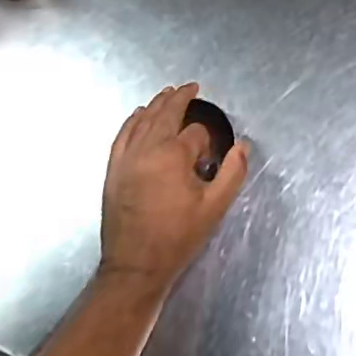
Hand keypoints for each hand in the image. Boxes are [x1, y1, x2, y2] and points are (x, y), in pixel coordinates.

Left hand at [99, 83, 249, 289]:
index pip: (195, 132)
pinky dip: (132, 120)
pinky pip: (122, 134)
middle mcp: (147, 148)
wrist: (134, 268)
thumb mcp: (214, 208)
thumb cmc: (177, 237)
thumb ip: (233, 173)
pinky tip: (139, 114)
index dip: (206, 142)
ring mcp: (127, 157)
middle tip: (191, 87)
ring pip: (143, 119)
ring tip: (168, 93)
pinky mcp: (113, 169)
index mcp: (173, 155)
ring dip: (158, 103)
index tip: (209, 159)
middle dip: (180, 97)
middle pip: (165, 112)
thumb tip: (242, 146)